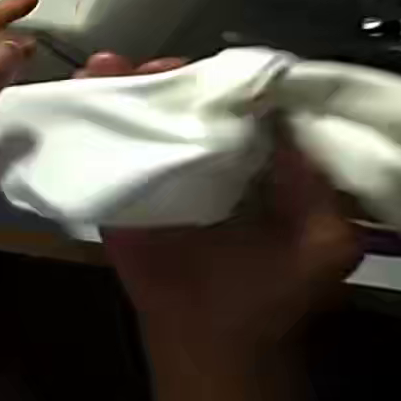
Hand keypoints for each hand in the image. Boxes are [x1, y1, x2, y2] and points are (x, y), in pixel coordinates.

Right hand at [80, 53, 360, 358]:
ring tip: (103, 67)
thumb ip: (315, 182)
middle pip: (179, 103)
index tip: (205, 68)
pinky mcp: (116, 186)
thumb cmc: (271, 290)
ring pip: (137, 117)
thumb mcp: (322, 239)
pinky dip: (86, 118)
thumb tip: (282, 113)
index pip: (235, 105)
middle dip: (163, 77)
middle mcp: (201, 156)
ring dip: (120, 87)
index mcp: (251, 162)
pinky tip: (77, 93)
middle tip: (148, 67)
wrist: (205, 334)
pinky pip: (99, 147)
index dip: (222, 81)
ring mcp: (154, 170)